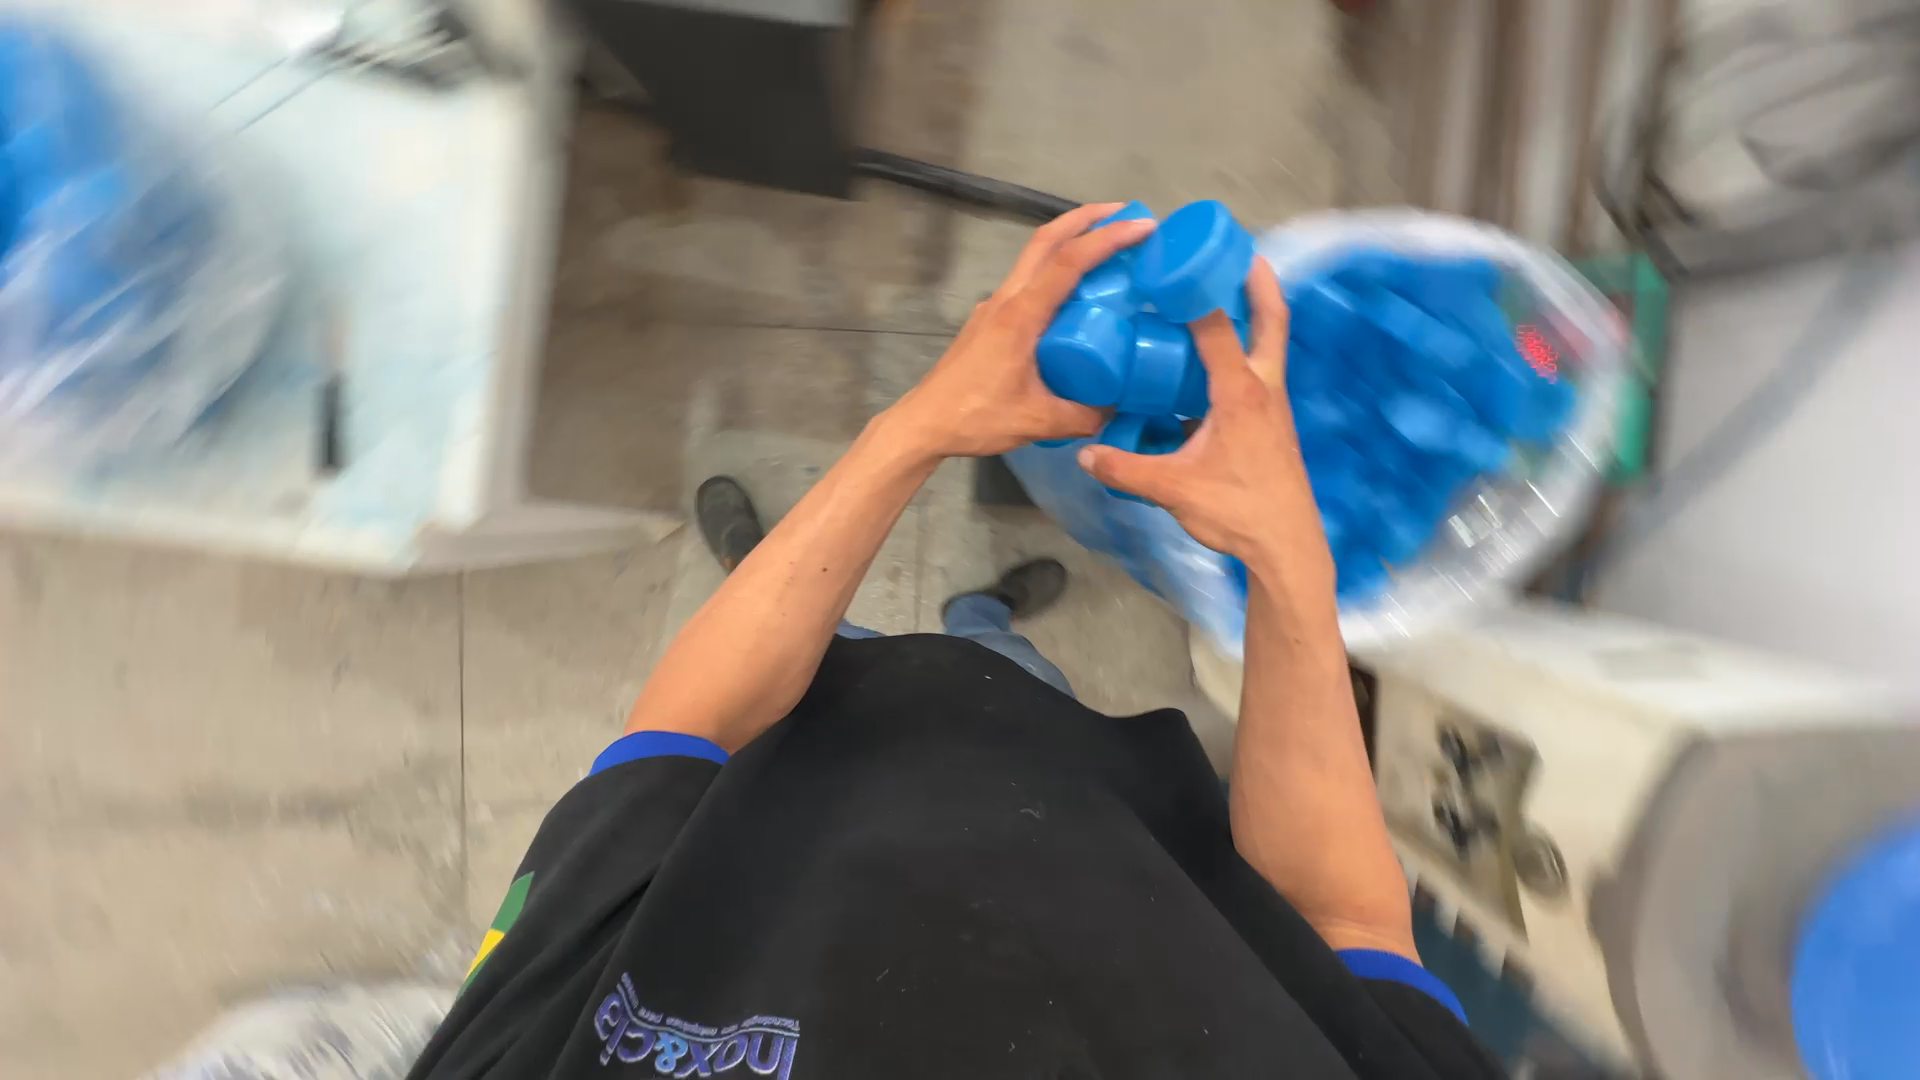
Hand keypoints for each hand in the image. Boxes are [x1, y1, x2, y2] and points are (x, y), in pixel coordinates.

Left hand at [886, 203, 1156, 457]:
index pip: (1068, 261)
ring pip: (1032, 259)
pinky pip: (1025, 284)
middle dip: (1086, 219)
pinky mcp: (987, 323)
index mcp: (1020, 315)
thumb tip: (1116, 409)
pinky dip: (1052, 273)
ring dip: (1068, 243)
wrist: (924, 424)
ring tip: (1104, 248)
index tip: (1143, 226)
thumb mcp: (1037, 421)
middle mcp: (1005, 300)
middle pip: (1045, 241)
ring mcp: (992, 309)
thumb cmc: (975, 417)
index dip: (1108, 238)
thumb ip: (1082, 416)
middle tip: (1125, 214)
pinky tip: (1071, 295)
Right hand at [1077, 258, 1331, 581]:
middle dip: (1256, 283)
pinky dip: (1241, 355)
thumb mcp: (1173, 489)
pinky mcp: (1270, 425)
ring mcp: (1272, 407)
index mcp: (1240, 393)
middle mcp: (1263, 389)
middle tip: (1238, 251)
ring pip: (1268, 347)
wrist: (1285, 546)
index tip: (1170, 268)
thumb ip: (1125, 469)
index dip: (1194, 295)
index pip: (1217, 329)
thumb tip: (1084, 454)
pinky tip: (1210, 368)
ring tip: (1220, 299)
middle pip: (1271, 321)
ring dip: (1252, 317)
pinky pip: (1257, 375)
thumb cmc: (1236, 510)